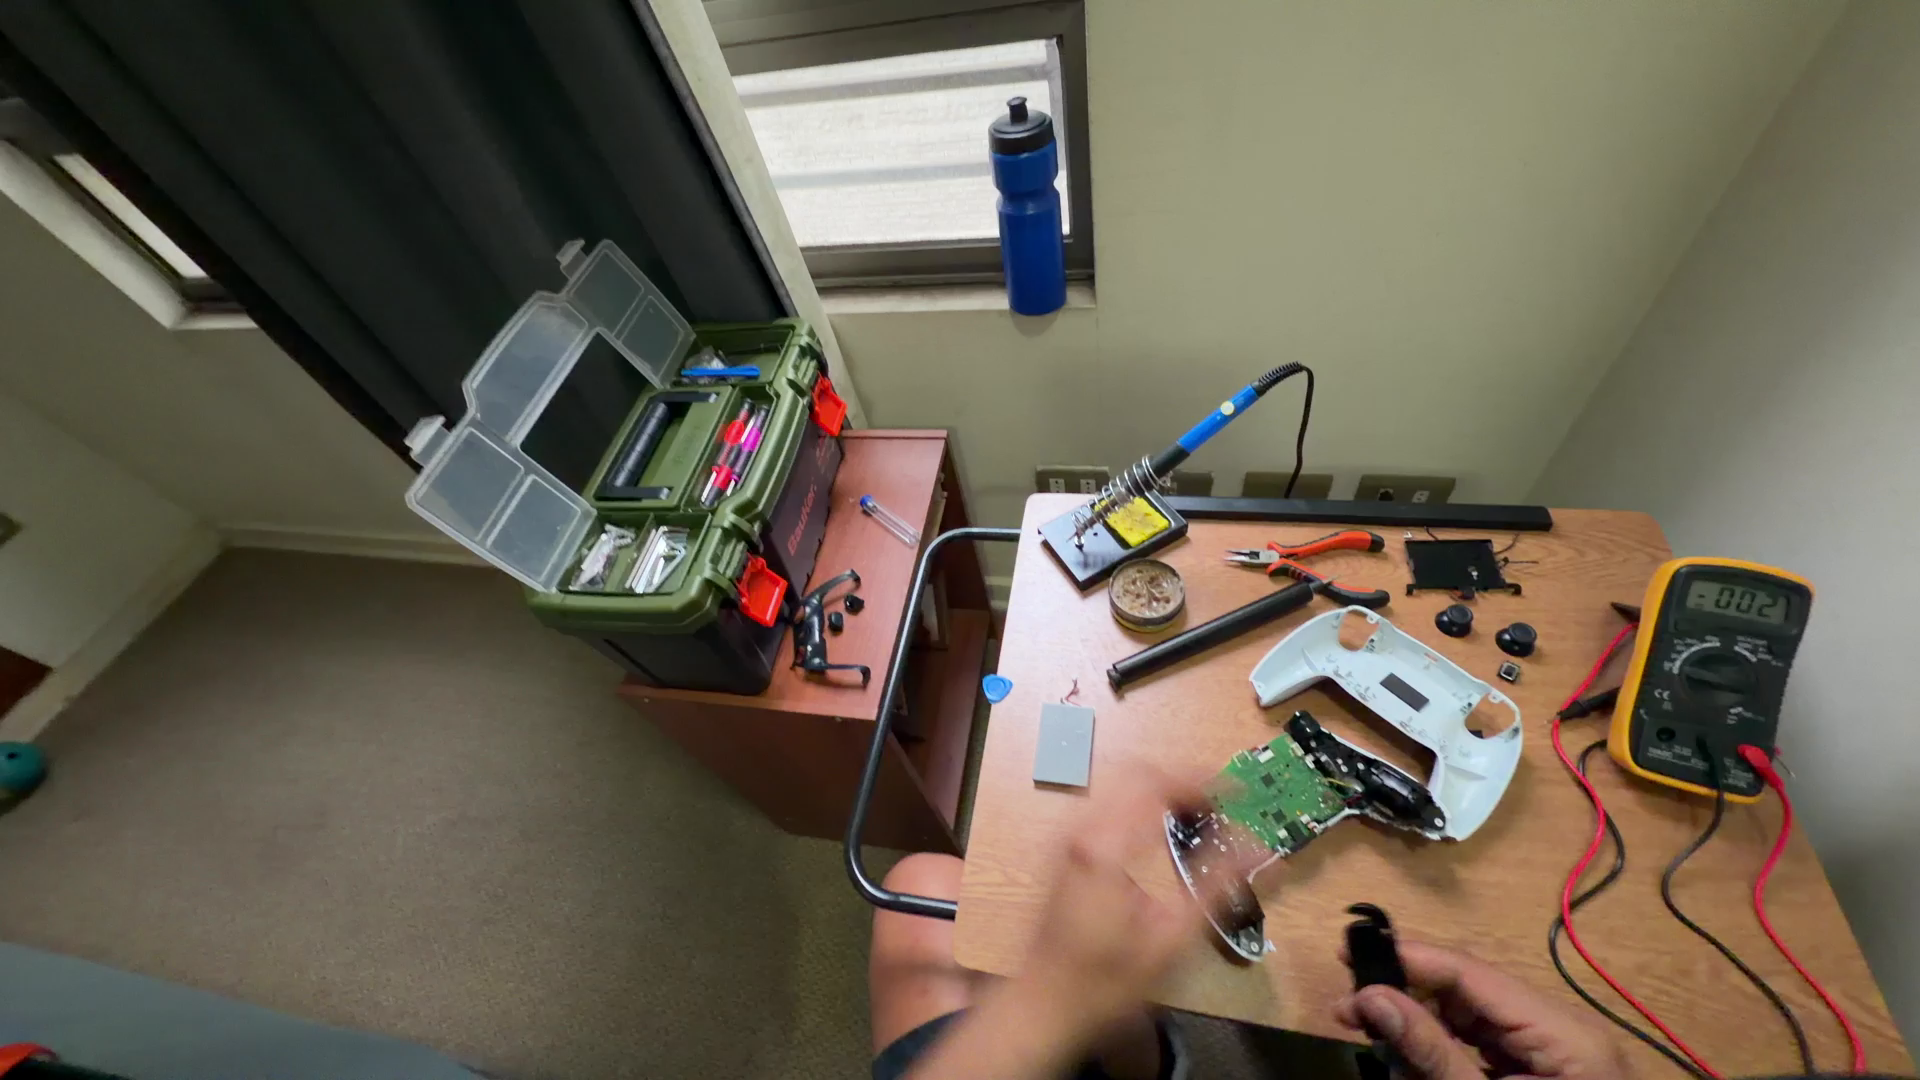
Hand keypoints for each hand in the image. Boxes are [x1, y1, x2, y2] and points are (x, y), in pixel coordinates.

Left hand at [1014, 767, 1254, 1041]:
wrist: (1043, 999)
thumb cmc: (1108, 979)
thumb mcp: (1170, 940)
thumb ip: (1215, 885)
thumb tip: (1256, 848)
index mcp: (1105, 845)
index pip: (1157, 783)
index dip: (1201, 781)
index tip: (1236, 793)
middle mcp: (1080, 826)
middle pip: (1137, 772)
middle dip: (1182, 780)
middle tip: (1219, 805)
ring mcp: (1067, 831)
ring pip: (1119, 781)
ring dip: (1160, 787)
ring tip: (1197, 813)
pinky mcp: (1064, 841)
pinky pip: (1105, 798)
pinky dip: (1139, 799)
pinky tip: (1161, 824)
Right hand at [1335, 941, 1629, 1079]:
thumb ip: (1432, 1053)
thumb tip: (1369, 996)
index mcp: (1564, 1031)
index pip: (1467, 970)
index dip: (1404, 957)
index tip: (1346, 953)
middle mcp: (1558, 1027)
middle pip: (1462, 989)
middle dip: (1404, 996)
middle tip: (1349, 1008)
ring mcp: (1550, 1049)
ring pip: (1465, 1015)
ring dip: (1416, 1025)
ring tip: (1374, 1041)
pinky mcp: (1539, 1069)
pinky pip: (1478, 1042)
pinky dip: (1440, 1049)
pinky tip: (1410, 1063)